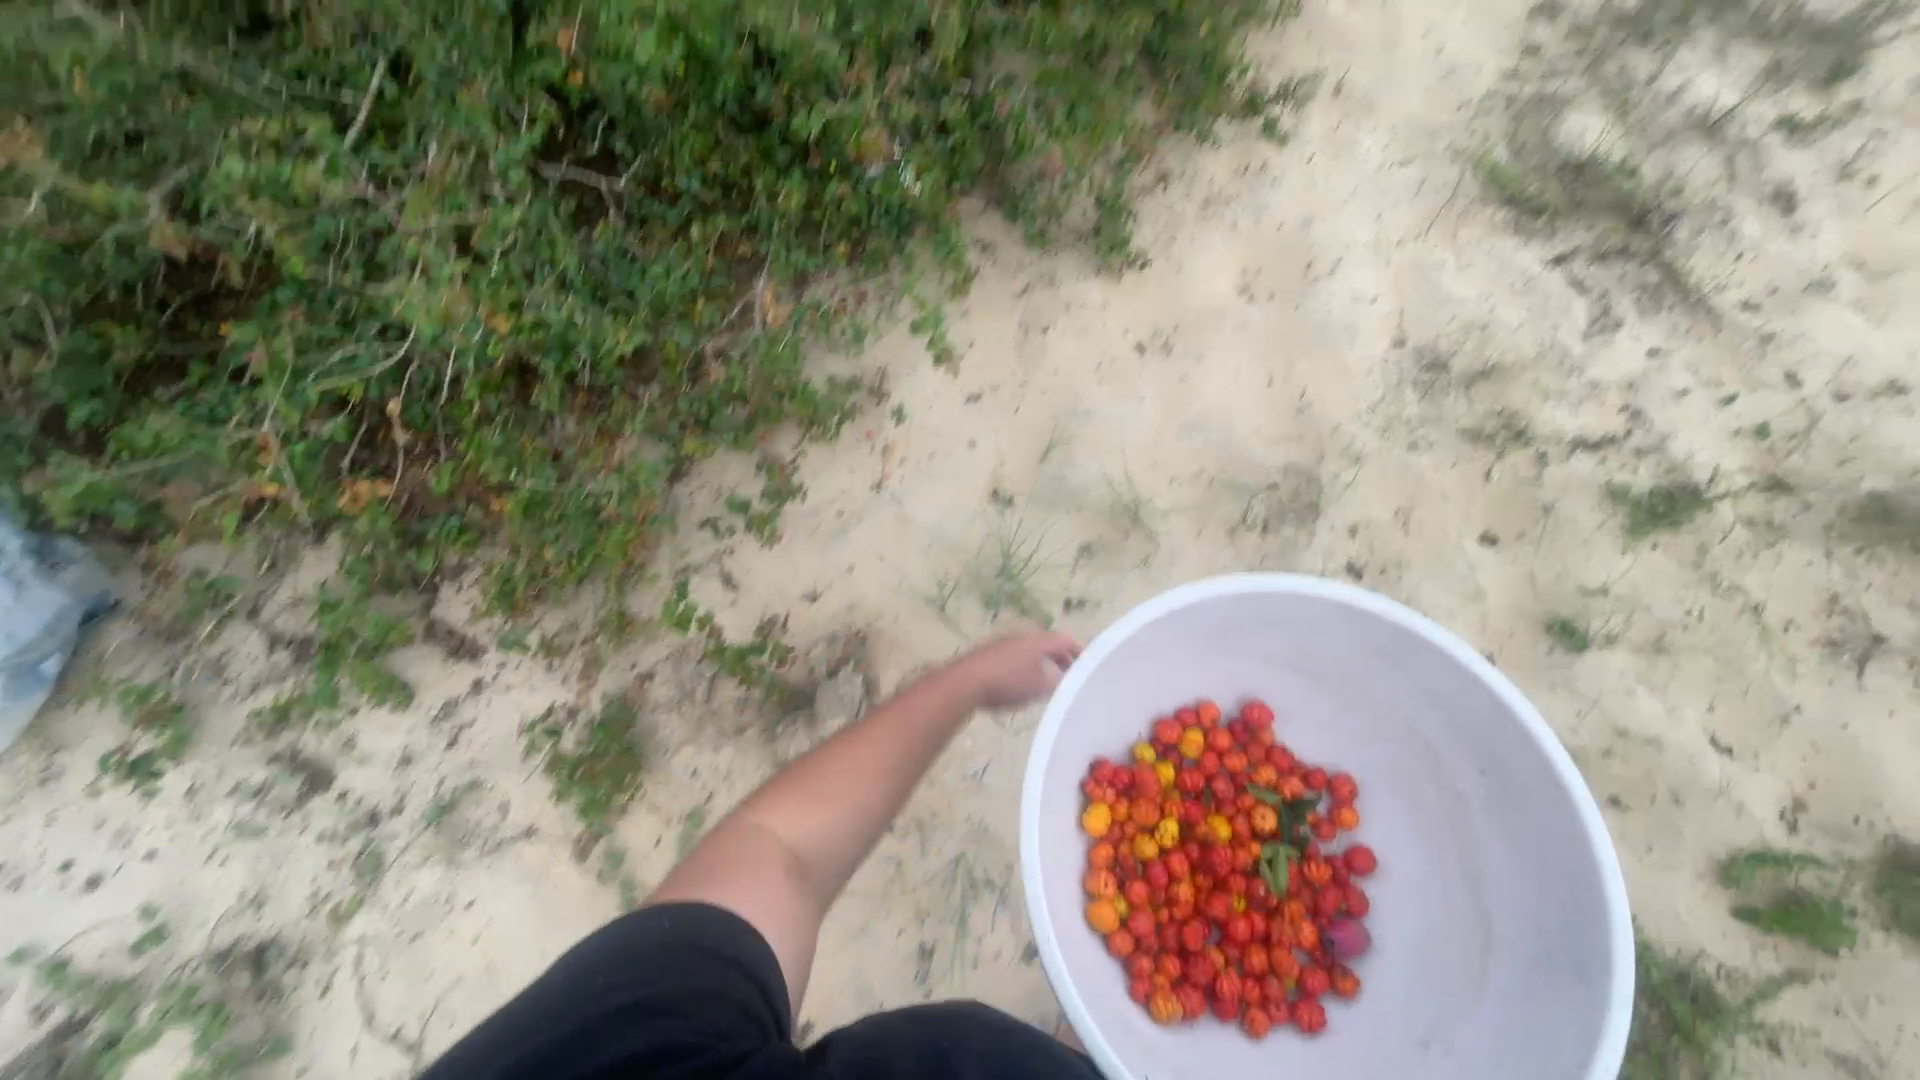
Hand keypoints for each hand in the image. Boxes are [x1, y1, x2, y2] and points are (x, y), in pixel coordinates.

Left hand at [954, 630, 1081, 709]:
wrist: (964, 682)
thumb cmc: (1007, 683)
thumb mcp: (1040, 687)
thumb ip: (1060, 683)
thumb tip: (1071, 680)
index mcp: (1039, 640)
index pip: (1067, 640)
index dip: (1080, 653)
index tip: (1088, 667)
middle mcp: (1022, 636)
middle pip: (1048, 643)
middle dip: (1061, 658)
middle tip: (1069, 674)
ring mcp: (1003, 642)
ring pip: (1031, 649)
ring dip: (1043, 662)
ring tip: (1047, 681)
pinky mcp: (989, 652)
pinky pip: (1015, 655)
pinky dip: (1026, 665)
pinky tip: (1020, 682)